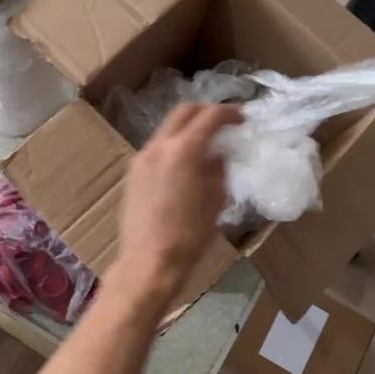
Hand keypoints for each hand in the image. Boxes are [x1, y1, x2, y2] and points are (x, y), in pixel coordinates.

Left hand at [115, 103, 240, 295]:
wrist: (149, 261)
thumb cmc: (189, 236)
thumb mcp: (215, 202)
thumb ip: (217, 172)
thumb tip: (217, 158)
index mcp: (183, 151)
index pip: (209, 117)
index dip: (229, 113)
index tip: (242, 118)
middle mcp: (159, 146)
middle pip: (183, 112)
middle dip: (206, 112)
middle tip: (223, 122)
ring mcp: (142, 158)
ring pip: (167, 129)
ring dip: (188, 129)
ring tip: (205, 145)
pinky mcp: (133, 173)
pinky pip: (157, 148)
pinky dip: (174, 146)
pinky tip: (185, 165)